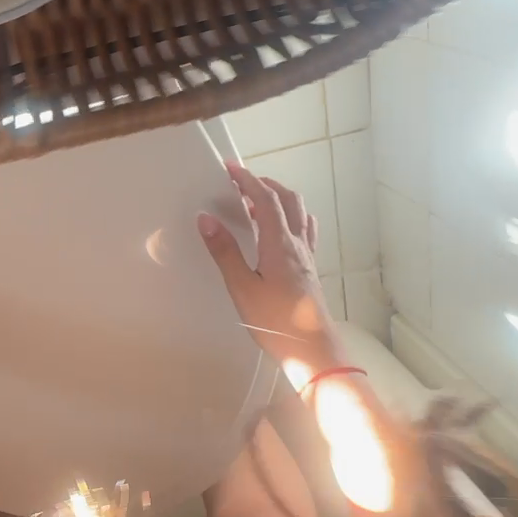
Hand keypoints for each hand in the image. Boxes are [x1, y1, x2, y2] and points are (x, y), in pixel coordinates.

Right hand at [197, 158, 342, 372]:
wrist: (311, 349)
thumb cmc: (274, 320)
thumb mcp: (241, 287)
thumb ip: (224, 251)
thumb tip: (206, 218)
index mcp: (279, 244)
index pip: (265, 200)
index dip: (248, 180)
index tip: (230, 168)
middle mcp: (297, 244)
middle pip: (287, 200)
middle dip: (264, 184)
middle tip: (241, 180)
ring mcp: (307, 256)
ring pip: (299, 213)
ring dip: (279, 198)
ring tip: (257, 200)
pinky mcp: (309, 268)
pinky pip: (304, 231)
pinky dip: (291, 217)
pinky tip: (282, 228)